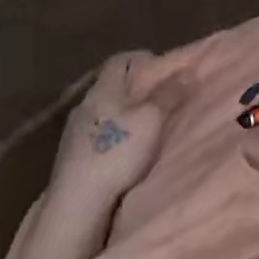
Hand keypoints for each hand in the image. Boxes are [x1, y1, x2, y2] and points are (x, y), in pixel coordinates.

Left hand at [47, 51, 165, 207]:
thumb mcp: (152, 120)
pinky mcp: (72, 154)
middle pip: (112, 84)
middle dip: (135, 86)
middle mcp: (85, 103)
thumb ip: (169, 94)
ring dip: (123, 111)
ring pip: (104, 109)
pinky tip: (124, 147)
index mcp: (103, 89)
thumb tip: (187, 71)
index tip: (162, 67)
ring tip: (145, 124)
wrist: (78, 200)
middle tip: (160, 96)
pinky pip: (97, 131)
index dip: (142, 58)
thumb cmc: (118, 151)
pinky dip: (114, 132)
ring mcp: (75, 130)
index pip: (120, 60)